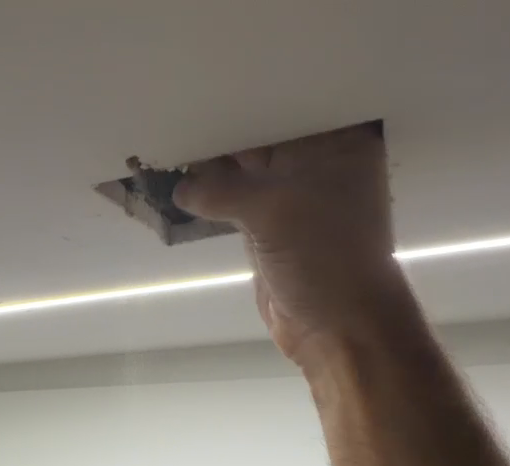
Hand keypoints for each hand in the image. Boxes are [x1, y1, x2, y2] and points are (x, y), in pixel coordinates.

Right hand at [170, 121, 422, 366]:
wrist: (334, 325)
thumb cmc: (323, 257)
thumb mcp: (273, 210)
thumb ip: (224, 190)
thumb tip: (180, 187)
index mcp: (337, 144)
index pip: (285, 110)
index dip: (245, 103)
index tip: (204, 95)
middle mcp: (317, 164)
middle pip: (262, 138)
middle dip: (223, 134)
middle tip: (177, 119)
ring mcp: (292, 198)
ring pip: (244, 172)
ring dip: (211, 167)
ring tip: (171, 148)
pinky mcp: (268, 229)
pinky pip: (234, 202)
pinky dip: (211, 196)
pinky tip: (182, 184)